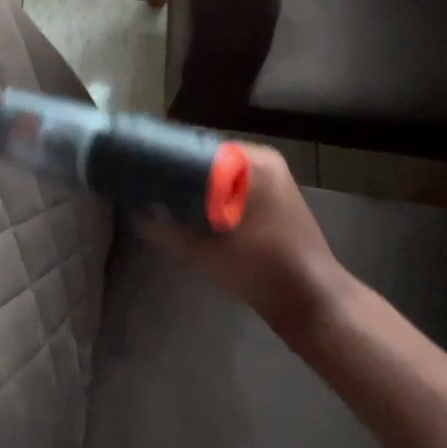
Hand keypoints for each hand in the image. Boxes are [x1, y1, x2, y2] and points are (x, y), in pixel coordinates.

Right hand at [140, 143, 355, 333]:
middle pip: (202, 157)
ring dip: (190, 184)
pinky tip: (186, 209)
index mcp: (249, 162)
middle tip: (140, 185)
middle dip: (173, 172)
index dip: (160, 158)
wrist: (311, 301)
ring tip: (156, 195)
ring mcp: (271, 177)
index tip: (135, 169)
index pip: (191, 146)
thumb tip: (135, 210)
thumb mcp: (203, 251)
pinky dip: (209, 193)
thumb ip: (165, 229)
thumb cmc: (261, 270)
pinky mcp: (272, 196)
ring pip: (214, 172)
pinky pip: (230, 184)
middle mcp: (261, 160)